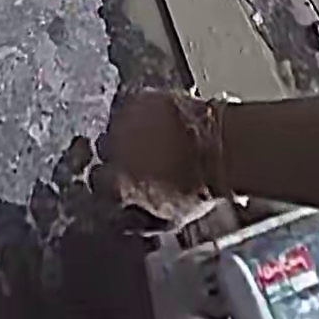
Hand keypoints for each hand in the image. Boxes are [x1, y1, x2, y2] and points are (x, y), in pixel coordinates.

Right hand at [100, 90, 218, 227]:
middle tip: (135, 154)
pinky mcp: (138, 98)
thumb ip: (140, 219)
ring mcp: (124, 120)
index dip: (112, 180)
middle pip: (104, 149)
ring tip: (145, 133)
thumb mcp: (170, 219)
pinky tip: (152, 117)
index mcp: (119, 183)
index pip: (100, 182)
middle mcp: (115, 150)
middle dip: (116, 152)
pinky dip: (137, 110)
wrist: (218, 148)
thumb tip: (126, 219)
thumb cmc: (199, 187)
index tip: (121, 179)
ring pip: (114, 124)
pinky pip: (129, 104)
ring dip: (125, 130)